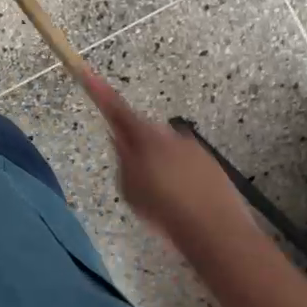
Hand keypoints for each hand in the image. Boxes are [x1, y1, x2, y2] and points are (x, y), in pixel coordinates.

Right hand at [83, 70, 251, 242]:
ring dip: (161, 163)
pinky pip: (187, 162)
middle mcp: (170, 135)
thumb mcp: (130, 188)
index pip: (116, 108)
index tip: (86, 71)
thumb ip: (122, 159)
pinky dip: (181, 175)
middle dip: (137, 146)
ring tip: (164, 197)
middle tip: (137, 177)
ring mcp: (194, 148)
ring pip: (166, 148)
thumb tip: (120, 139)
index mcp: (145, 138)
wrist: (220, 234)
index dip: (99, 90)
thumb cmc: (165, 211)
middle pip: (144, 131)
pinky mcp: (212, 164)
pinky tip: (184, 201)